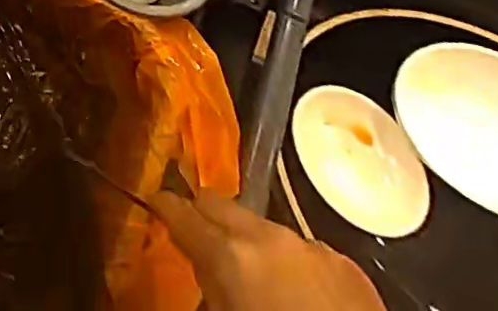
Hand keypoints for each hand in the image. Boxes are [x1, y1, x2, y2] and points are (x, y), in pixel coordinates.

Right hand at [152, 190, 386, 310]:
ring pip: (260, 225)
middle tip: (192, 240)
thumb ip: (208, 287)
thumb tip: (200, 270)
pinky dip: (287, 262)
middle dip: (201, 215)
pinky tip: (294, 296)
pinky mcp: (345, 265)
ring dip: (245, 241)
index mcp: (232, 256)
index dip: (163, 205)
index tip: (152, 203)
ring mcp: (310, 246)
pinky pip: (301, 249)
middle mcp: (267, 237)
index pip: (182, 212)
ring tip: (246, 275)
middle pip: (218, 203)